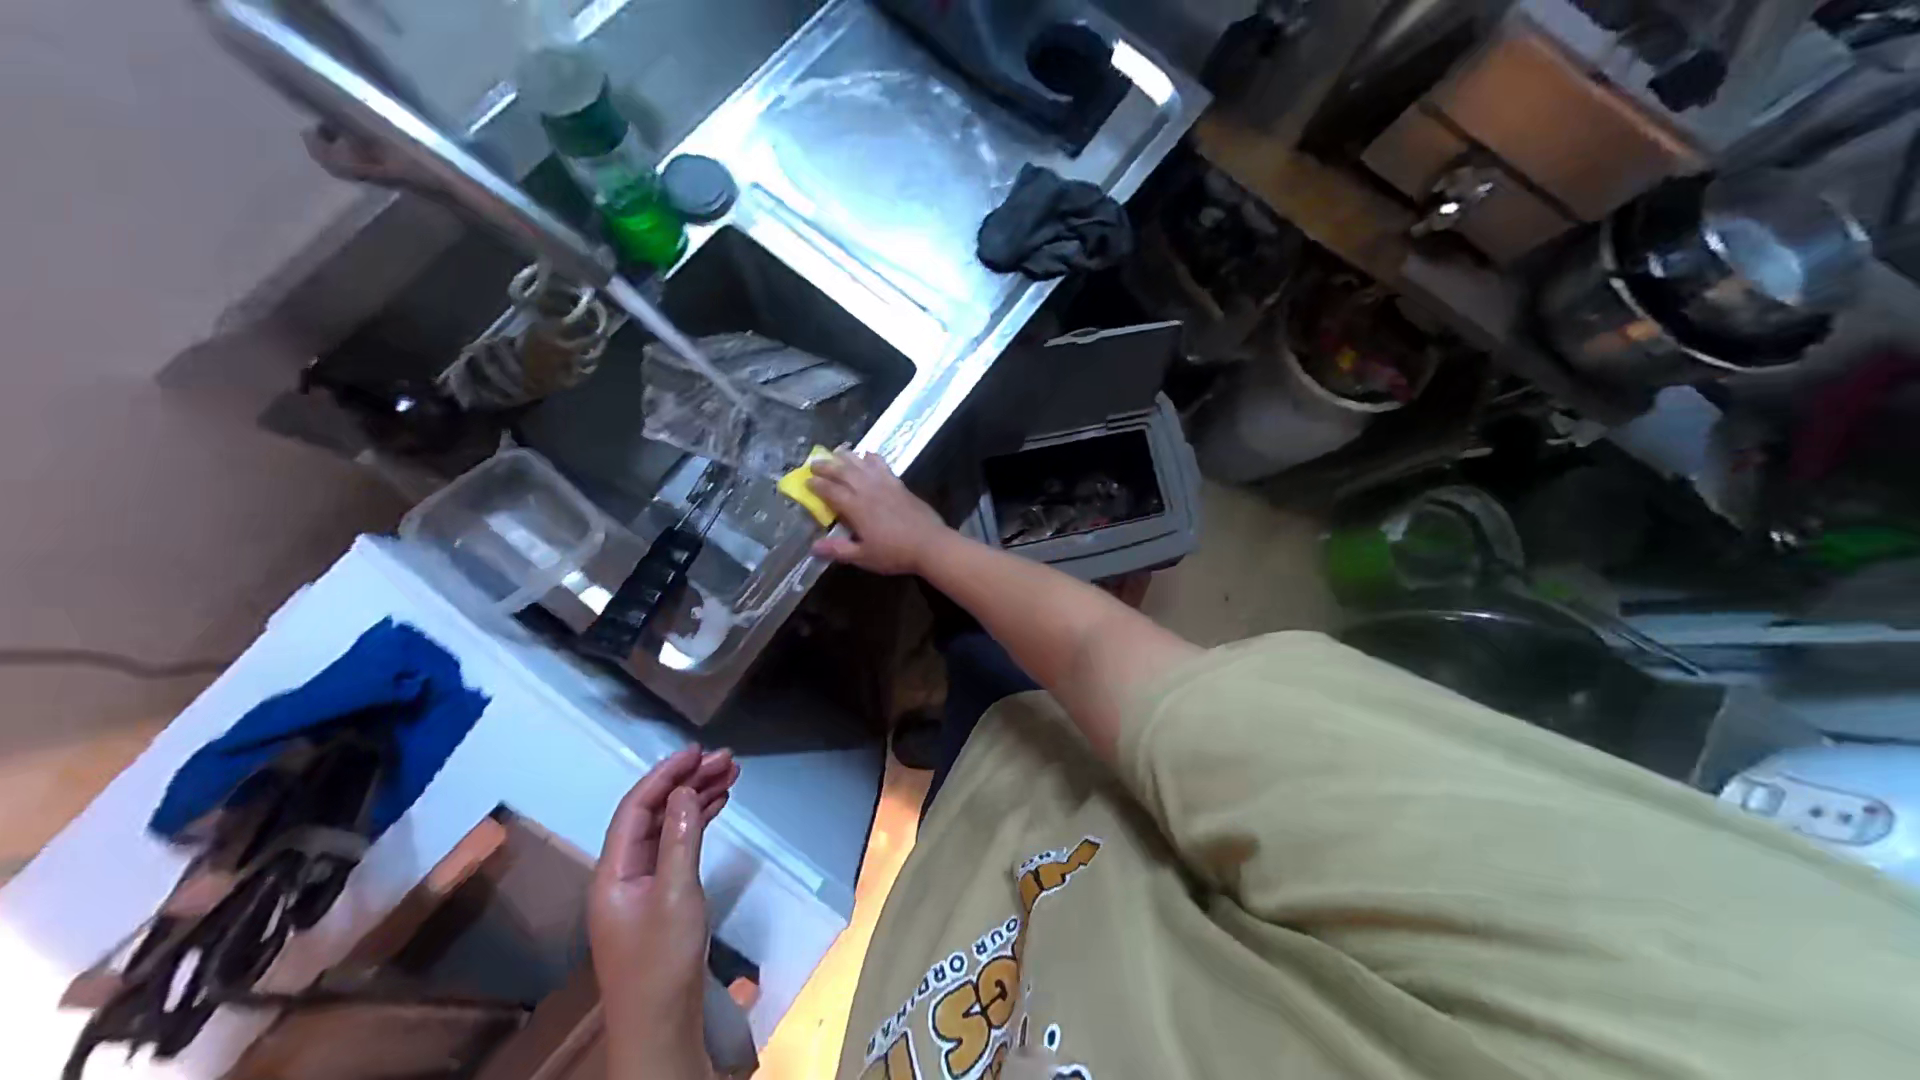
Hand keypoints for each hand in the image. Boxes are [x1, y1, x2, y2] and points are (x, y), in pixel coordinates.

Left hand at [588, 747, 737, 1079]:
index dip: (665, 775)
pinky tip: (717, 807)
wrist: (661, 1027)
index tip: (698, 752)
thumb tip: (684, 791)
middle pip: (654, 813)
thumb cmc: (664, 963)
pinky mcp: (660, 898)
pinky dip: (697, 824)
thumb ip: (680, 840)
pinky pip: (677, 847)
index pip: (636, 807)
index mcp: (613, 871)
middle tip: (726, 760)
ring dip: (696, 799)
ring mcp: (641, 886)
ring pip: (668, 828)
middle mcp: (622, 872)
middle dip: (687, 782)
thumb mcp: (677, 896)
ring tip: (730, 775)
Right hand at [807, 450, 952, 575]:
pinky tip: (868, 454)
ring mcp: (885, 485)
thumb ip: (838, 550)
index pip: (831, 492)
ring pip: (862, 465)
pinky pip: (882, 466)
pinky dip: (872, 458)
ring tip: (837, 452)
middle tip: (814, 463)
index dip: (817, 485)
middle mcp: (868, 491)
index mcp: (856, 508)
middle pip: (844, 473)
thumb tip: (813, 548)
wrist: (930, 544)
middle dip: (827, 467)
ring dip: (847, 457)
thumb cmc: (894, 553)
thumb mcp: (863, 556)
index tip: (806, 481)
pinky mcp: (899, 485)